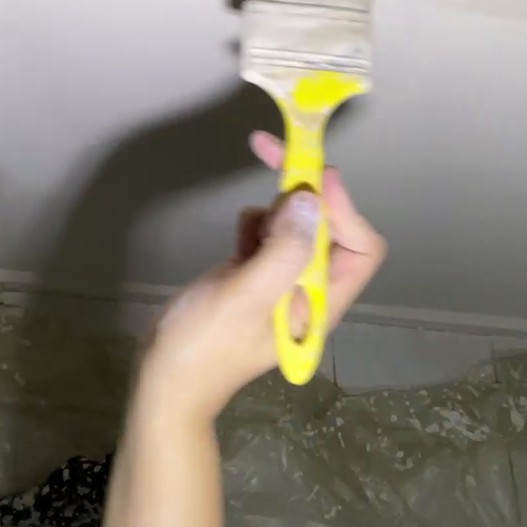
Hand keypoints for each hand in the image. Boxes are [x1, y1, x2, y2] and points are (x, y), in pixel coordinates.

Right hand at [134, 130, 387, 422]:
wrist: (166, 377)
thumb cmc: (206, 344)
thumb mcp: (246, 297)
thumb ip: (283, 250)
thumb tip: (310, 199)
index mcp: (322, 303)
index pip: (360, 247)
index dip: (344, 207)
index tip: (314, 174)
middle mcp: (309, 290)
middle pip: (328, 228)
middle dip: (305, 193)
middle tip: (270, 149)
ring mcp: (281, 282)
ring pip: (297, 226)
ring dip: (276, 209)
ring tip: (248, 225)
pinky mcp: (253, 275)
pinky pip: (268, 235)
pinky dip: (257, 223)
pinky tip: (238, 234)